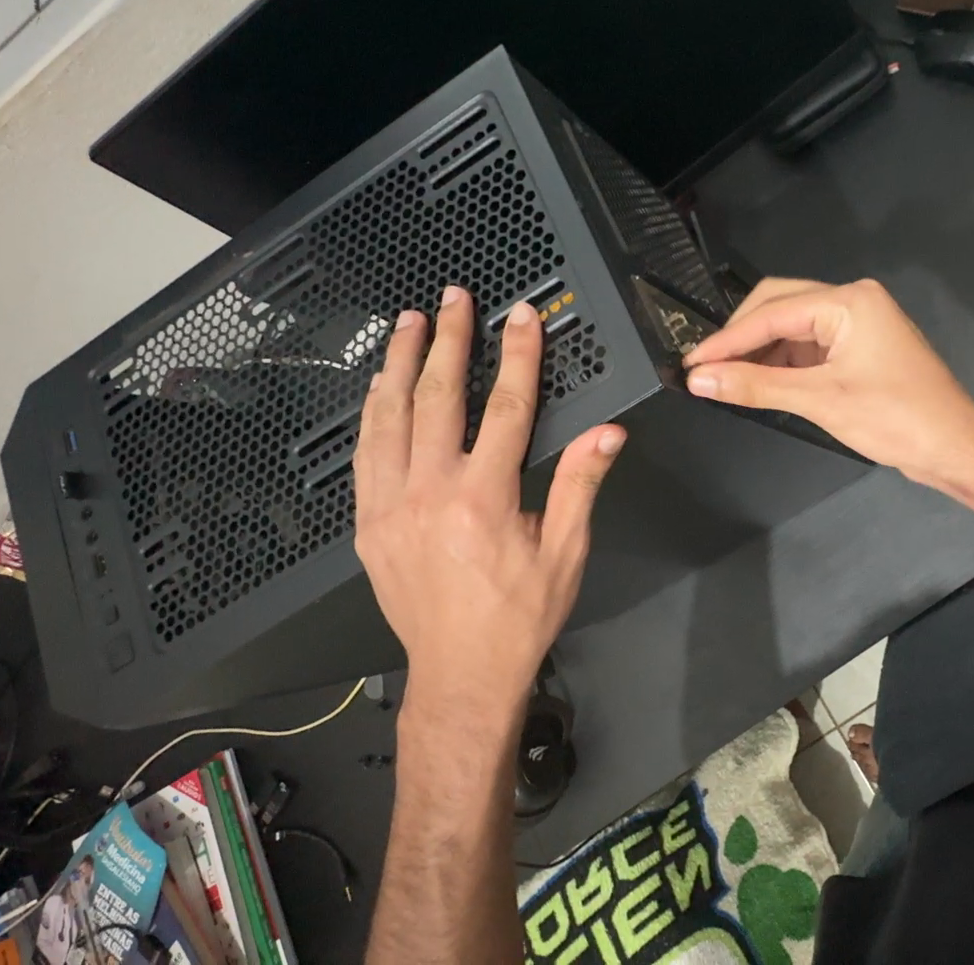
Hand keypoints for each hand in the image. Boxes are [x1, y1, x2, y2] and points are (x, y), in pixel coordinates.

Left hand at [354, 286, 624, 709]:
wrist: (461, 673)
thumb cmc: (521, 615)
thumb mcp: (566, 552)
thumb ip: (581, 484)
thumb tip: (608, 432)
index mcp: (484, 499)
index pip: (506, 408)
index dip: (518, 356)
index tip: (521, 317)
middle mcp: (429, 494)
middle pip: (438, 399)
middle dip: (447, 341)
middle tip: (453, 299)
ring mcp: (389, 507)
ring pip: (388, 418)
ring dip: (399, 365)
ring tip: (407, 324)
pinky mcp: (367, 524)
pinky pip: (365, 454)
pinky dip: (373, 412)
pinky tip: (379, 389)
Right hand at [682, 278, 973, 484]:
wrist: (955, 448)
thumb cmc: (895, 419)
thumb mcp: (821, 401)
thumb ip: (757, 386)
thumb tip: (700, 379)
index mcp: (849, 301)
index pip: (772, 311)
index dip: (727, 340)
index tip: (691, 363)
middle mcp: (854, 301)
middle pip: (780, 306)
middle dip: (742, 338)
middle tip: (705, 369)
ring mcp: (860, 324)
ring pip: (795, 327)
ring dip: (762, 352)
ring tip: (726, 380)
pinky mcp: (861, 348)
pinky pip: (812, 346)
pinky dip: (785, 364)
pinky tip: (761, 384)